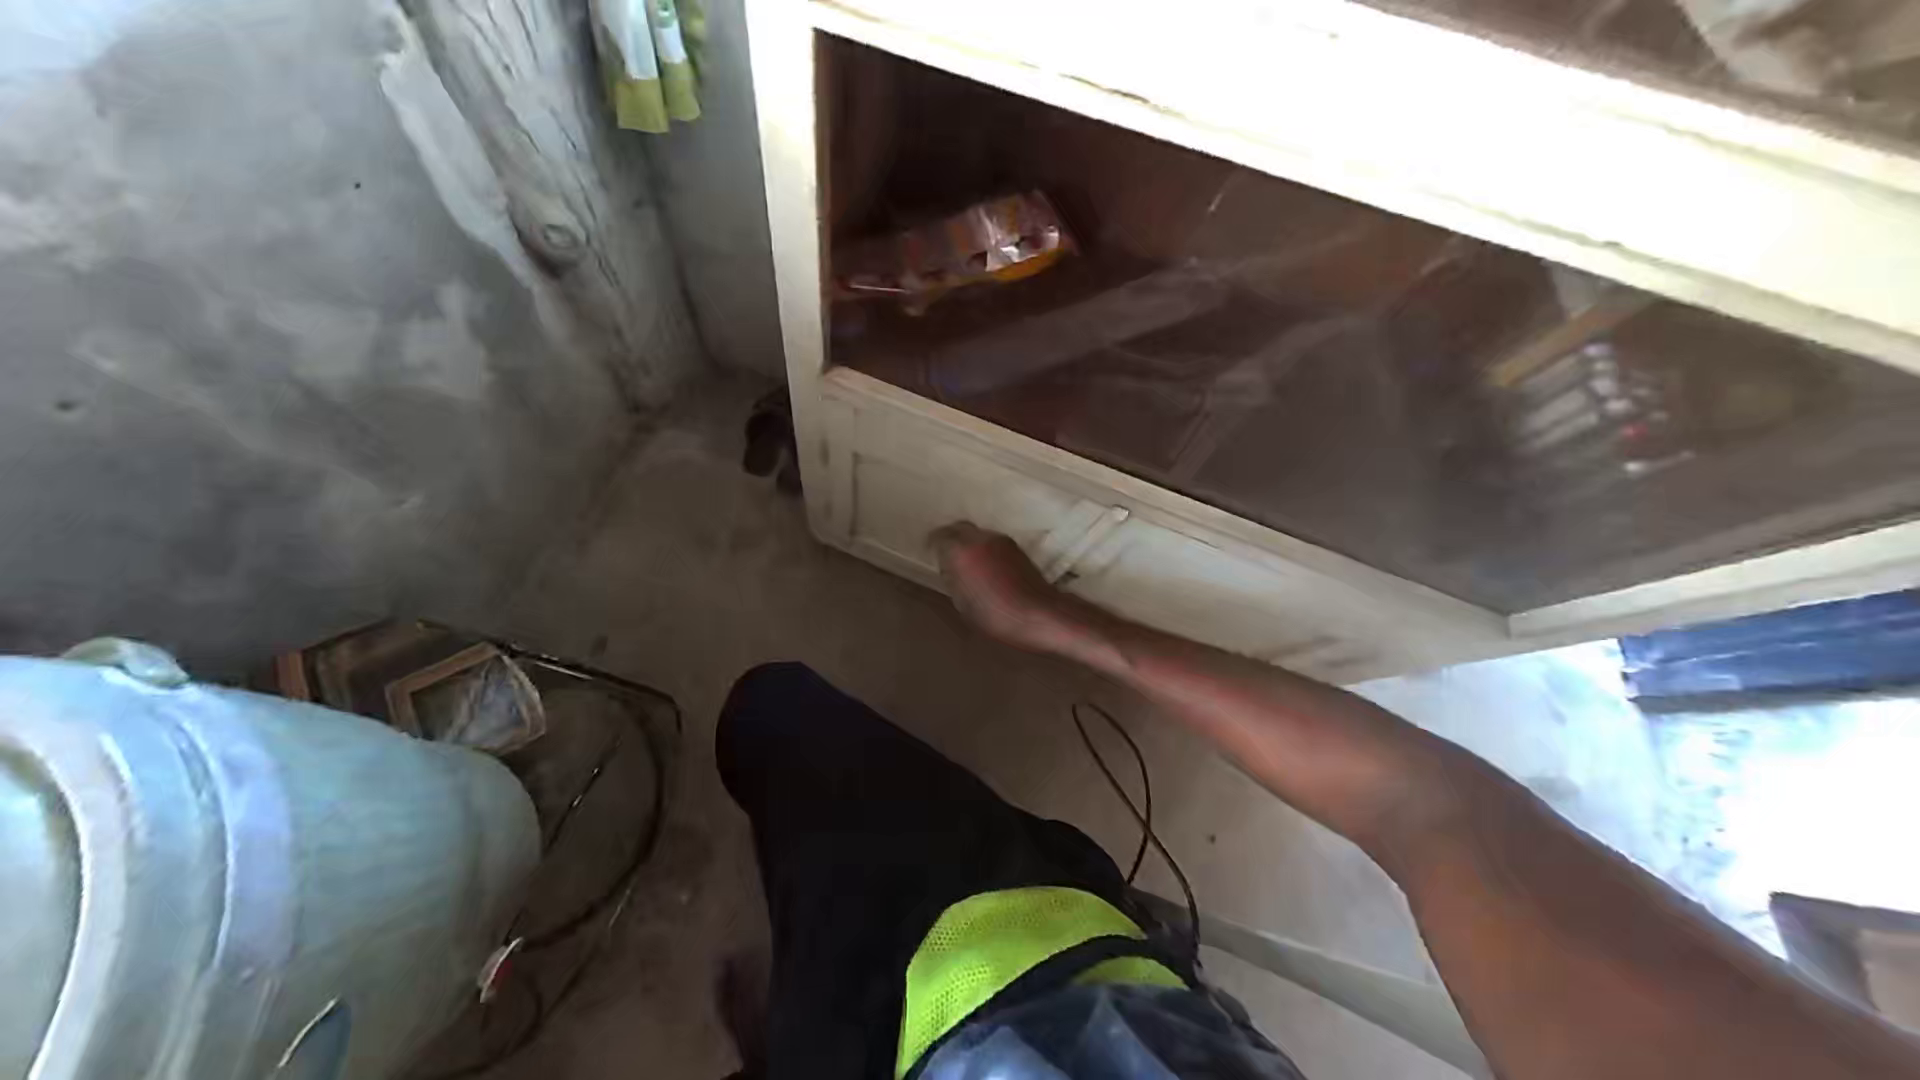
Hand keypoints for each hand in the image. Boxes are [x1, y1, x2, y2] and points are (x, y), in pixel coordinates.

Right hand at [930, 523, 1090, 656]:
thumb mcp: (963, 604)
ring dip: (969, 543)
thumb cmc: (996, 616)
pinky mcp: (1016, 548)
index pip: (939, 537)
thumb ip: (953, 580)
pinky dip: (984, 549)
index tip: (929, 551)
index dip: (932, 544)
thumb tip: (950, 568)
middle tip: (945, 553)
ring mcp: (1001, 540)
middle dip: (950, 537)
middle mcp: (980, 538)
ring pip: (977, 534)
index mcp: (961, 551)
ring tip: (967, 564)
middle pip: (959, 528)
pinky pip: (991, 542)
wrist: (1039, 614)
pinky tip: (985, 567)